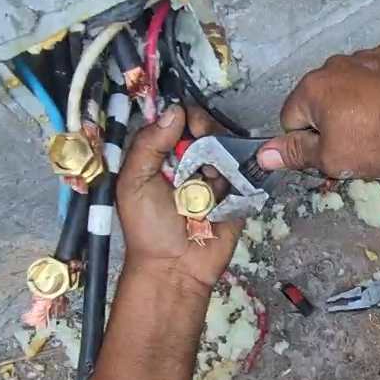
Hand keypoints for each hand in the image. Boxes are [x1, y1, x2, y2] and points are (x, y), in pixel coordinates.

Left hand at [116, 105, 238, 296]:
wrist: (175, 268)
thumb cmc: (149, 229)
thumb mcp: (134, 182)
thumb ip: (148, 145)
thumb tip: (173, 111)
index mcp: (163, 158)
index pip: (176, 123)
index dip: (183, 116)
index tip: (185, 118)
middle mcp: (191, 165)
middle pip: (206, 130)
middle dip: (205, 129)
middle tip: (201, 136)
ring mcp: (216, 179)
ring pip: (227, 149)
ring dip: (219, 155)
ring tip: (209, 172)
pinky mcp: (238, 196)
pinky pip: (245, 174)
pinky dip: (238, 173)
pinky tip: (226, 183)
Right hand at [255, 45, 379, 178]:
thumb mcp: (333, 158)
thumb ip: (296, 153)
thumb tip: (262, 155)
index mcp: (314, 86)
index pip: (291, 118)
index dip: (308, 143)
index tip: (333, 153)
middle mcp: (338, 63)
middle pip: (323, 99)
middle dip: (334, 122)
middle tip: (360, 146)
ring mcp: (372, 55)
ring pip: (354, 88)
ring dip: (360, 107)